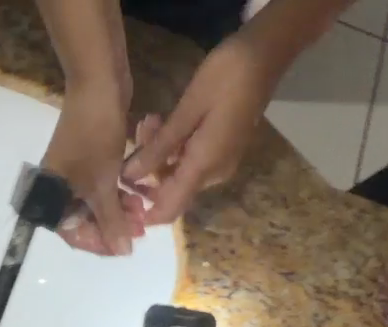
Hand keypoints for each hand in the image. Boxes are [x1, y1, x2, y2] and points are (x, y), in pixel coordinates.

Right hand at [41, 82, 147, 255]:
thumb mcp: (103, 182)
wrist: (97, 82)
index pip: (72, 234)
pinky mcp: (90, 159)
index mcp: (52, 196)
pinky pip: (104, 185)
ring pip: (98, 203)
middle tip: (140, 227)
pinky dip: (121, 191)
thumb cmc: (94, 134)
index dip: (100, 243)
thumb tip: (122, 251)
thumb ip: (111, 219)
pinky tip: (140, 192)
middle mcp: (59, 188)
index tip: (126, 245)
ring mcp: (75, 173)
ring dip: (121, 209)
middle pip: (85, 220)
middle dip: (114, 225)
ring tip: (142, 209)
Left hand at [122, 32, 279, 224]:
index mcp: (204, 168)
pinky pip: (188, 161)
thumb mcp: (187, 111)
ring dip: (157, 154)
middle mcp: (212, 175)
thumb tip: (129, 177)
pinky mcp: (220, 150)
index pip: (168, 210)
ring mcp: (218, 163)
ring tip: (150, 121)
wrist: (268, 52)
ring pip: (176, 174)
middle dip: (146, 171)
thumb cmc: (227, 76)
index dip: (142, 213)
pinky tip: (162, 122)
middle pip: (169, 191)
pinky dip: (172, 148)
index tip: (120, 197)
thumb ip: (158, 149)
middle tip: (138, 135)